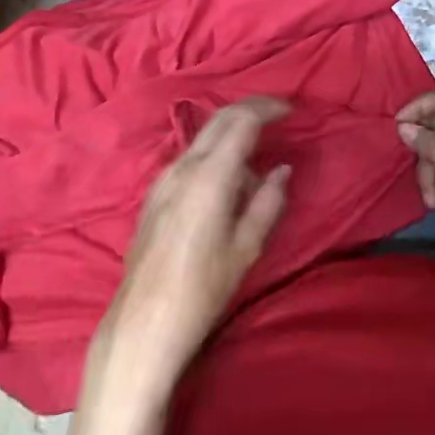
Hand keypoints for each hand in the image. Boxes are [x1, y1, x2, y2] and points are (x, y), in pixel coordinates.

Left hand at [96, 97, 292, 387]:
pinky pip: (190, 159)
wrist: (142, 325)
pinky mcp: (154, 196)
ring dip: (232, 137)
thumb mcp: (247, 248)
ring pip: (203, 139)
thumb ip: (268, 201)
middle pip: (219, 119)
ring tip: (256, 170)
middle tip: (279, 118)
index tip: (292, 110)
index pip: (242, 121)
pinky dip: (214, 156)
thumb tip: (282, 170)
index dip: (268, 108)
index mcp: (210, 176)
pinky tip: (226, 187)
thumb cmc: (202, 289)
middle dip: (251, 110)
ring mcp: (163, 180)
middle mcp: (183, 167)